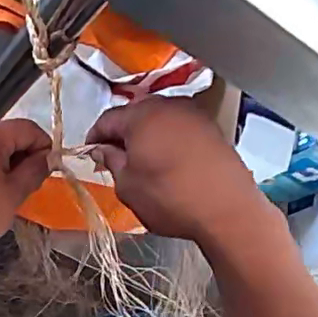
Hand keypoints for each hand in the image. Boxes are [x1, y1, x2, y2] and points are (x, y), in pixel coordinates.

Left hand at [0, 119, 52, 264]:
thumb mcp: (13, 194)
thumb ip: (34, 171)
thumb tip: (47, 157)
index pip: (28, 128)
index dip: (44, 146)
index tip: (49, 171)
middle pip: (9, 134)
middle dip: (25, 156)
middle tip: (31, 184)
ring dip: (8, 164)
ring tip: (11, 192)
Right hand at [86, 98, 272, 249]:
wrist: (227, 210)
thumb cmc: (170, 198)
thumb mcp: (128, 186)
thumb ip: (111, 162)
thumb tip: (102, 149)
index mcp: (141, 115)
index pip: (107, 118)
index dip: (94, 136)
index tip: (90, 152)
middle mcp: (169, 106)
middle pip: (135, 114)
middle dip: (121, 134)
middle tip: (113, 158)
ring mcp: (194, 115)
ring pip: (160, 120)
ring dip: (146, 136)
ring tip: (141, 162)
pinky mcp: (213, 129)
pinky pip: (180, 129)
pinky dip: (168, 140)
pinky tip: (167, 162)